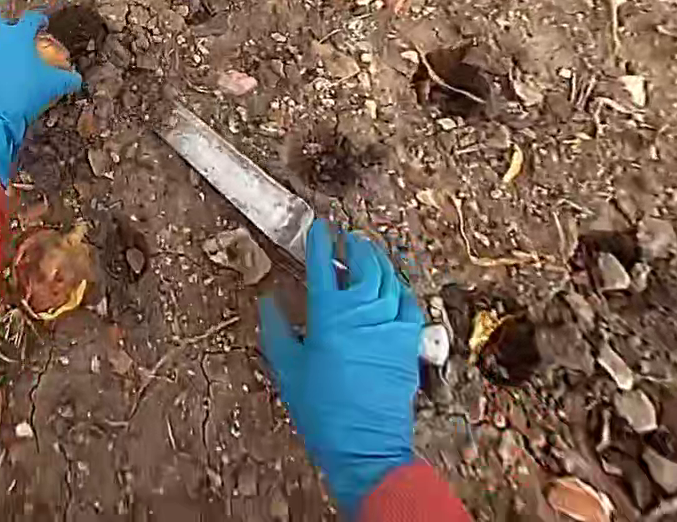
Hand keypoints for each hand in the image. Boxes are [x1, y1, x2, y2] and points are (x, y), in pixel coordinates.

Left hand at [0, 11, 83, 182]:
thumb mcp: (55, 86)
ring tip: (4, 54)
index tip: (43, 24)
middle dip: (12, 28)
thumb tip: (76, 79)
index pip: (31, 19)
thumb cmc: (27, 93)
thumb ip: (68, 79)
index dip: (40, 20)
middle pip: (3, 24)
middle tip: (21, 37)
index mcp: (18, 35)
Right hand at [260, 219, 421, 515]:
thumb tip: (268, 298)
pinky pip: (407, 302)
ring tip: (366, 253)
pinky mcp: (408, 341)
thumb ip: (275, 328)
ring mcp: (389, 324)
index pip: (322, 263)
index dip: (319, 240)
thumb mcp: (287, 368)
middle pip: (362, 261)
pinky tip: (391, 286)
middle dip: (352, 243)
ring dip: (376, 259)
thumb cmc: (322, 410)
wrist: (366, 448)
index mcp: (328, 314)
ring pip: (387, 276)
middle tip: (344, 237)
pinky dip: (398, 287)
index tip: (317, 227)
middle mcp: (361, 311)